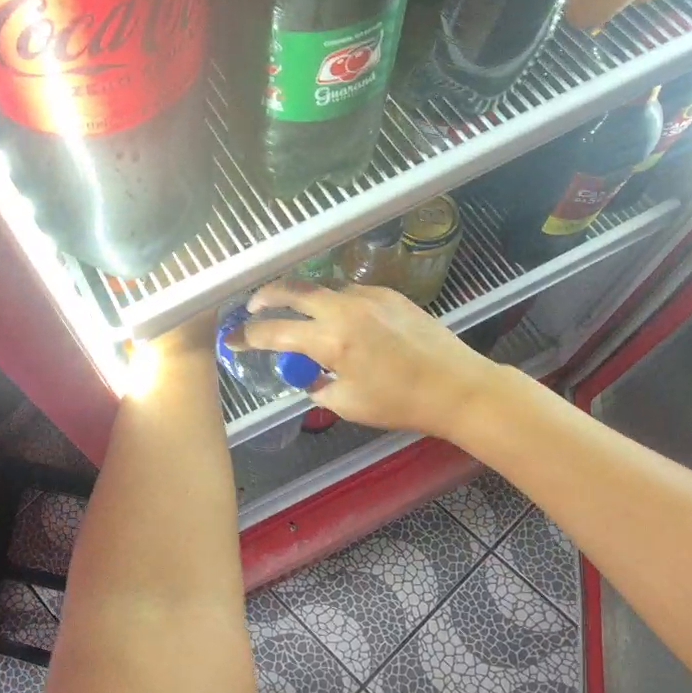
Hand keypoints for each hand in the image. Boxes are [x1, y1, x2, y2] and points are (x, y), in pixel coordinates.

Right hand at [236, 280, 509, 439]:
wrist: (458, 386)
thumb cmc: (401, 403)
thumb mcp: (349, 405)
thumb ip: (319, 387)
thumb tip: (309, 378)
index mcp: (331, 340)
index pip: (275, 332)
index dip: (248, 337)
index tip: (232, 339)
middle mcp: (344, 309)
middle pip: (292, 290)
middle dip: (266, 296)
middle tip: (253, 306)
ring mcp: (368, 296)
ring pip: (322, 287)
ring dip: (302, 297)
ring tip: (293, 310)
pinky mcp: (389, 294)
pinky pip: (349, 291)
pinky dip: (333, 301)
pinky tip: (337, 318)